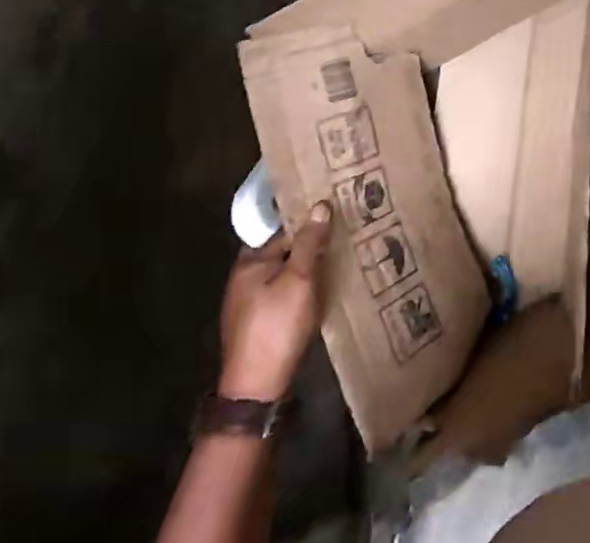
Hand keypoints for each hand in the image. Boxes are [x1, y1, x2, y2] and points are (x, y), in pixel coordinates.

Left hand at [217, 202, 332, 401]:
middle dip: (310, 245)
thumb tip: (319, 205)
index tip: (339, 218)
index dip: (310, 223)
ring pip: (284, 273)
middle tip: (345, 239)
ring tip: (339, 261)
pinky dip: (302, 286)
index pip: (284, 231)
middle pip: (283, 251)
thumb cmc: (278, 324)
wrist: (257, 383)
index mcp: (250, 263)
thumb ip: (308, 242)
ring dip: (307, 267)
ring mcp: (249, 302)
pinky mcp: (257, 320)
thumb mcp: (299, 279)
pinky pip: (283, 291)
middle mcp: (244, 278)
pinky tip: (321, 290)